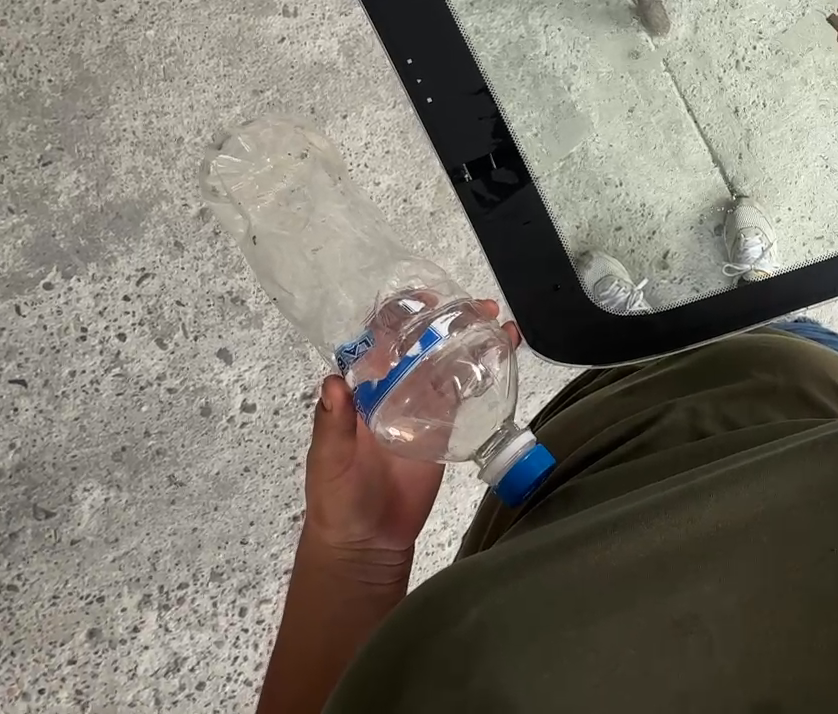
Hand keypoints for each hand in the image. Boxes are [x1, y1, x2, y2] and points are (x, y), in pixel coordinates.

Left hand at [300, 300, 521, 584]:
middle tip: (476, 305)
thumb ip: (333, 424)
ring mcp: (425, 403)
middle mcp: (396, 387)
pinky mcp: (449, 423)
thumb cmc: (339, 497)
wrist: (370, 541)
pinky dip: (490, 368)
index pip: (381, 340)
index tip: (424, 296)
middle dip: (449, 318)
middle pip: (424, 342)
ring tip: (501, 322)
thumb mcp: (329, 459)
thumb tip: (333, 381)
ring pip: (451, 359)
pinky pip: (470, 389)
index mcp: (364, 389)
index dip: (400, 313)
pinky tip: (508, 351)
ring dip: (474, 336)